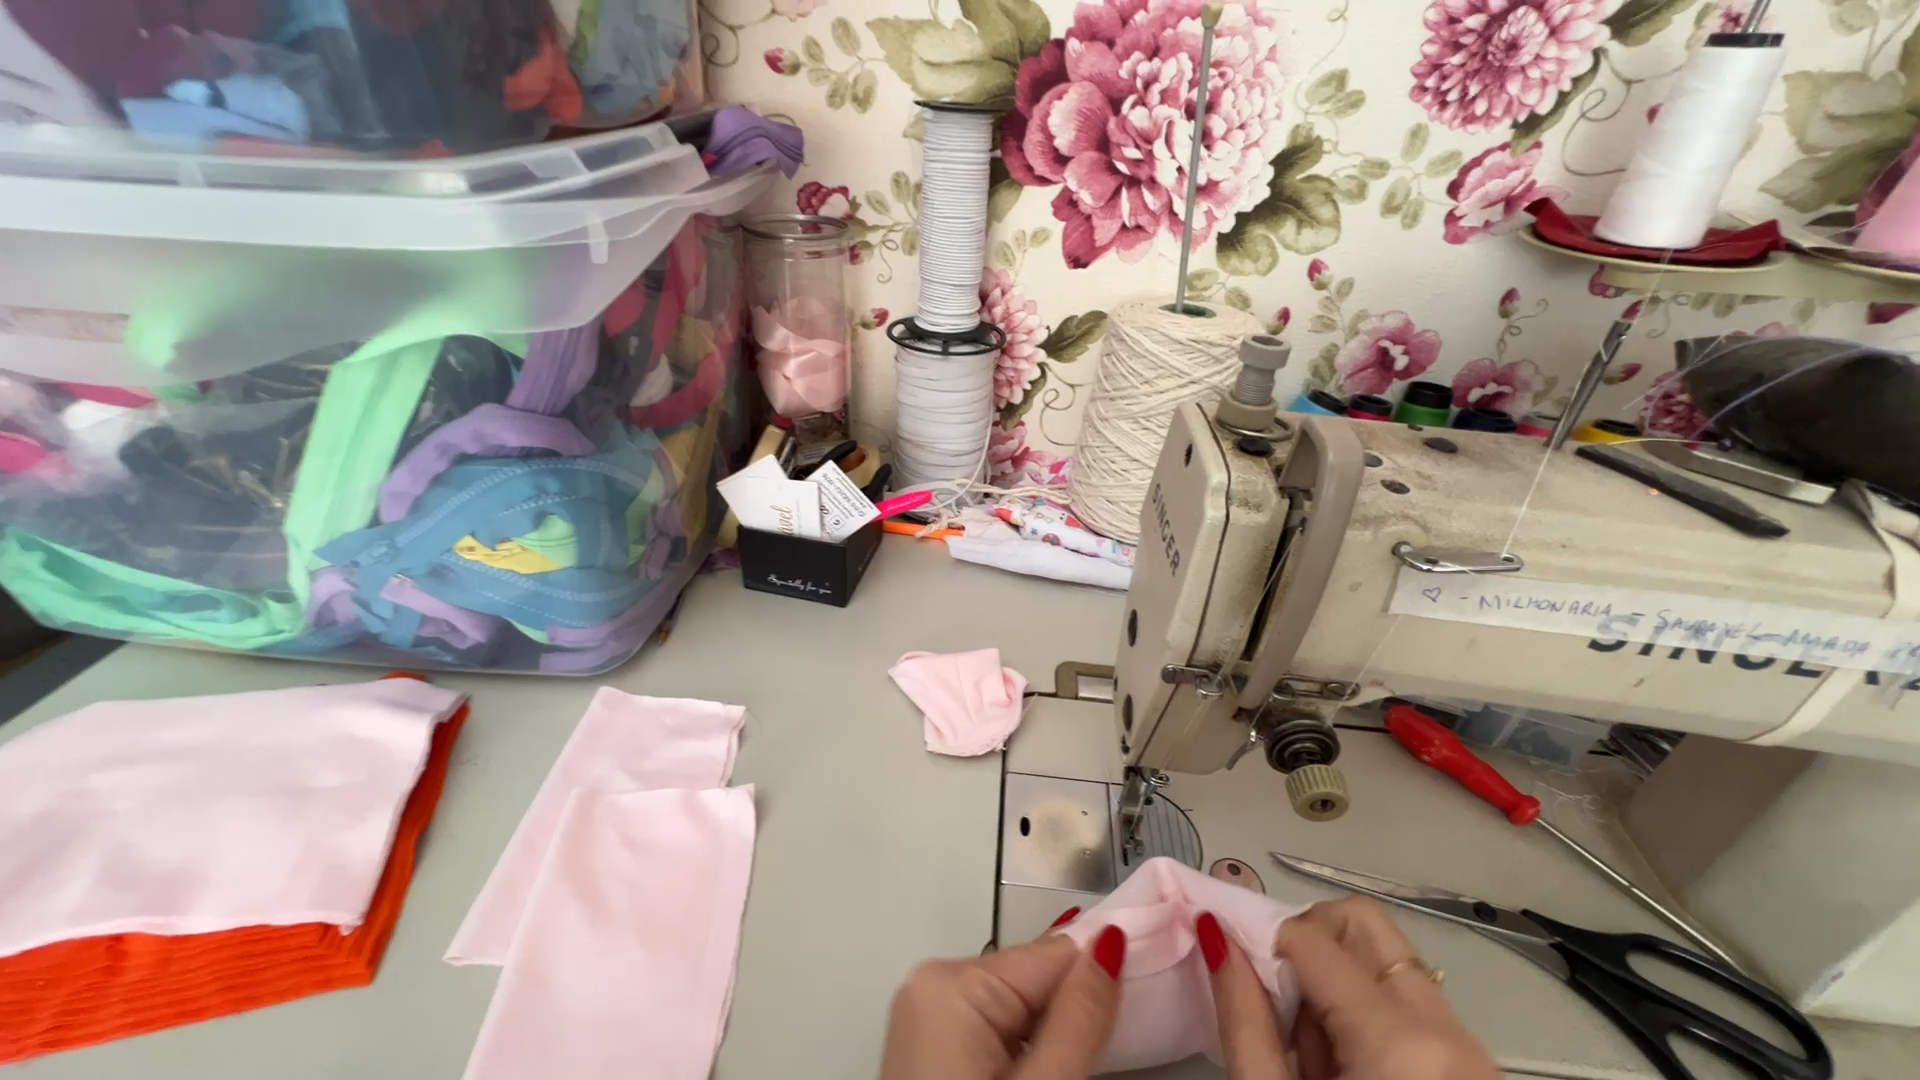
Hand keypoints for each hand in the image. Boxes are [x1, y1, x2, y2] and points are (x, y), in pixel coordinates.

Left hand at [878, 915, 1125, 1078]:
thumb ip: (1080, 1015)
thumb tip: (1110, 941)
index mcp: (953, 982)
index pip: (1052, 954)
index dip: (1099, 979)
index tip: (1141, 997)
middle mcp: (931, 982)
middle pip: (1032, 977)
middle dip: (1068, 1015)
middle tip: (1089, 1064)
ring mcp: (925, 1012)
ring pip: (1015, 1003)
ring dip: (1046, 1035)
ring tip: (1058, 1075)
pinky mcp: (928, 1040)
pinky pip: (991, 1025)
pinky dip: (1020, 1049)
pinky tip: (1029, 1079)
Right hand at [1197, 897, 1499, 1079]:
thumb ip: (1241, 1016)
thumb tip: (1213, 933)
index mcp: (1401, 1044)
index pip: (1310, 935)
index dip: (1261, 944)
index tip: (1240, 980)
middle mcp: (1449, 1031)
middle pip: (1362, 923)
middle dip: (1307, 942)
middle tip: (1280, 1001)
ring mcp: (1473, 1050)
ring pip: (1386, 958)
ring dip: (1336, 978)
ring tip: (1317, 1054)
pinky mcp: (1477, 1068)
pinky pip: (1409, 998)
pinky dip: (1366, 1010)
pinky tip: (1347, 1072)